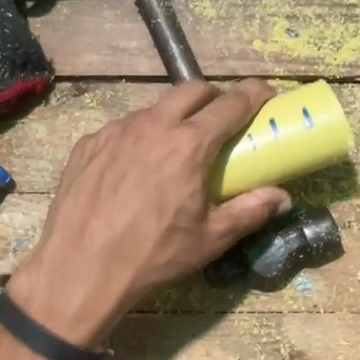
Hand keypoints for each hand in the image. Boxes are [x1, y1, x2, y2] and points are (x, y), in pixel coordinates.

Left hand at [4, 80, 290, 346]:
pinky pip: (122, 129)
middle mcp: (152, 125)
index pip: (230, 104)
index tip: (265, 94)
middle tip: (223, 118)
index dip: (253, 94)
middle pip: (191, 90)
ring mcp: (116, 131)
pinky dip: (139, 137)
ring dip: (174, 117)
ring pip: (154, 108)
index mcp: (188, 145)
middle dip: (214, 96)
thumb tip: (281, 197)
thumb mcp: (209, 239)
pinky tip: (136, 167)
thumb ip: (249, 212)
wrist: (78, 269)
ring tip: (176, 147)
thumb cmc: (151, 256)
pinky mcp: (89, 143)